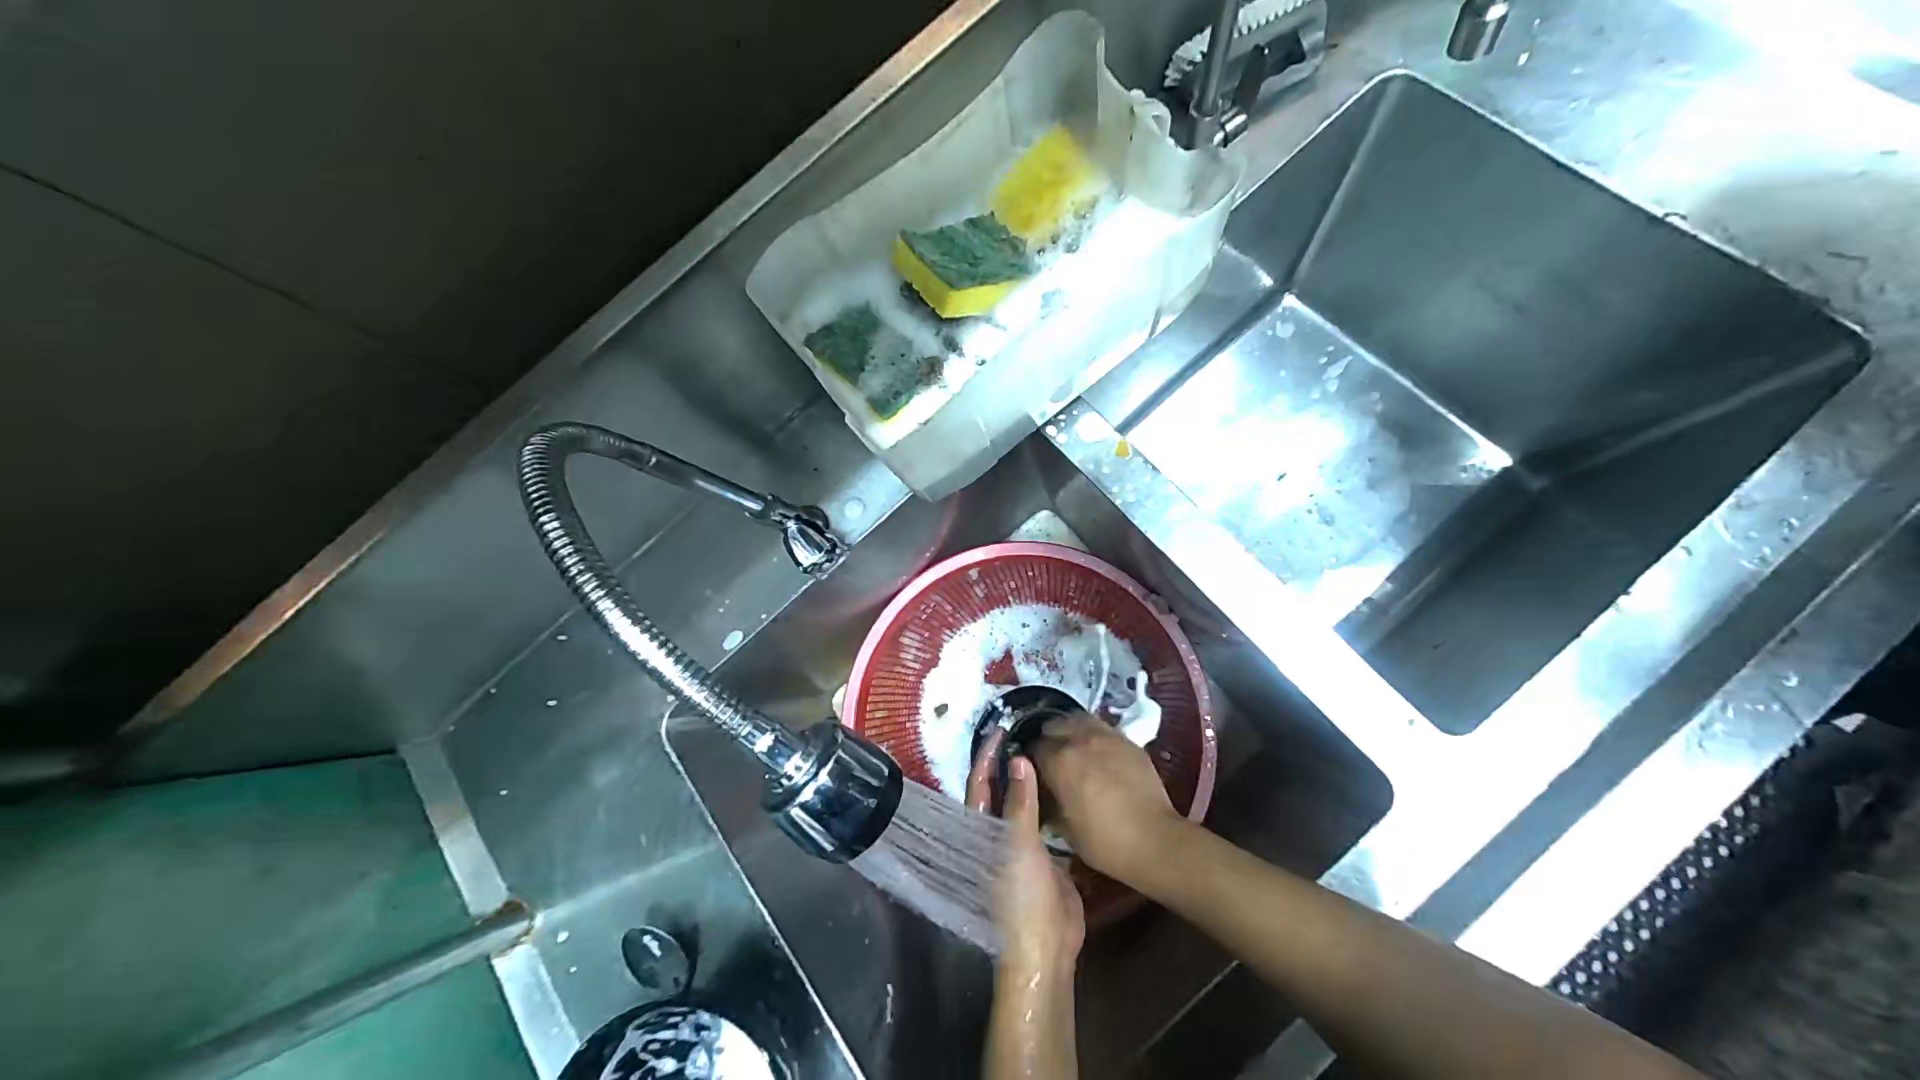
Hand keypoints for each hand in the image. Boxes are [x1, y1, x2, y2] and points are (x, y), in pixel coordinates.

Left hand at [968, 730, 1083, 975]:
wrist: (1047, 945)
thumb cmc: (1022, 895)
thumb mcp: (1019, 845)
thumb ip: (1020, 803)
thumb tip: (1018, 760)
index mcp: (980, 829)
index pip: (980, 783)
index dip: (988, 755)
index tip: (1000, 728)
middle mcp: (995, 833)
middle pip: (999, 790)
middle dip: (1008, 763)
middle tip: (1027, 731)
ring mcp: (1019, 844)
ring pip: (1021, 804)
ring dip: (1029, 780)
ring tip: (1045, 750)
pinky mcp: (1041, 856)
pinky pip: (1042, 821)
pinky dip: (1048, 802)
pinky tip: (1061, 784)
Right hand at [1030, 713, 1186, 885]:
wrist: (1155, 840)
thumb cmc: (1104, 841)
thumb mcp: (1064, 828)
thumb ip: (1048, 801)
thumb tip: (1043, 792)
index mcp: (1059, 760)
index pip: (1034, 748)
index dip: (1032, 761)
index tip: (1035, 773)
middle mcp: (1080, 739)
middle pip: (1055, 726)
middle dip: (1050, 739)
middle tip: (1053, 760)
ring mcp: (1108, 736)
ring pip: (1079, 720)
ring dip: (1071, 730)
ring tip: (1074, 749)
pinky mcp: (1129, 742)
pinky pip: (1103, 729)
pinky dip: (1095, 736)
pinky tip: (1099, 754)